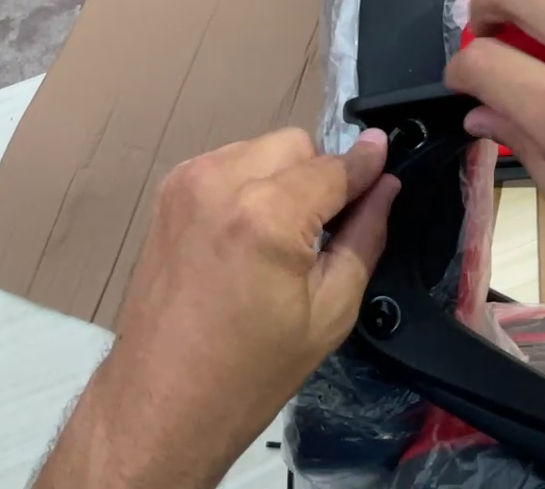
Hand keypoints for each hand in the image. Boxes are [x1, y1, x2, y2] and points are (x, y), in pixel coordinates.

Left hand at [35, 127, 399, 488]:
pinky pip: (230, 161)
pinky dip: (249, 181)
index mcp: (268, 215)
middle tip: (321, 227)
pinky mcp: (170, 188)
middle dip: (319, 174)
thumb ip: (365, 235)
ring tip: (279, 233)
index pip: (334, 166)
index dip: (367, 162)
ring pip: (263, 148)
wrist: (158, 401)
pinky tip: (245, 231)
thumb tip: (386, 184)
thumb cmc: (251, 371)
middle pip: (297, 144)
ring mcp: (190, 178)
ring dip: (283, 175)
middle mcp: (224, 180)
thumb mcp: (330, 312)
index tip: (386, 153)